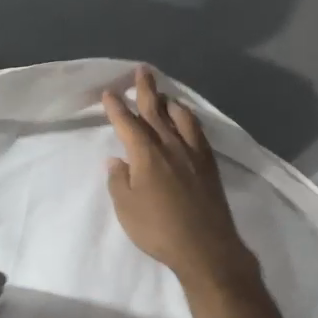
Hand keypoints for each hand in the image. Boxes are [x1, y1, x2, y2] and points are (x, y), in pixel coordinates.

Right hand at [103, 66, 259, 292]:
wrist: (204, 247)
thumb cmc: (157, 229)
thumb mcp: (126, 208)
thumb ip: (119, 181)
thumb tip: (117, 160)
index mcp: (146, 155)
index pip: (128, 124)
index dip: (117, 108)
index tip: (109, 93)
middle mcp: (171, 146)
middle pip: (157, 112)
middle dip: (146, 91)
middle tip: (142, 71)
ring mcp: (193, 154)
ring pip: (181, 118)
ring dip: (170, 103)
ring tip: (164, 95)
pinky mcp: (208, 165)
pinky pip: (197, 132)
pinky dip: (189, 120)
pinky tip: (187, 121)